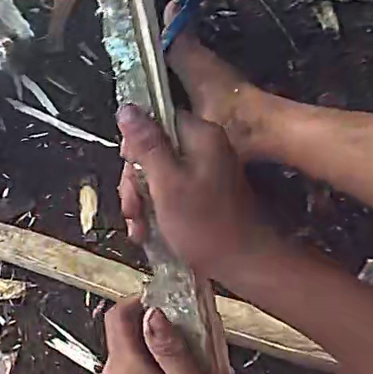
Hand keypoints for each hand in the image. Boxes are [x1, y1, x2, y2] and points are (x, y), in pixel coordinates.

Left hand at [100, 298, 240, 373]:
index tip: (171, 301)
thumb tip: (153, 312)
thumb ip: (173, 351)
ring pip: (132, 351)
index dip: (140, 301)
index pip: (117, 317)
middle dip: (154, 324)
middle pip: (124, 332)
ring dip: (159, 346)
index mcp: (124, 372)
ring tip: (196, 358)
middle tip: (192, 331)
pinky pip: (136, 371)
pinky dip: (157, 365)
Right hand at [116, 105, 284, 280]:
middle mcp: (204, 146)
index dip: (135, 143)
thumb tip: (127, 107)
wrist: (245, 266)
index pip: (155, 118)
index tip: (130, 169)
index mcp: (200, 136)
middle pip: (152, 146)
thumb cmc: (205, 225)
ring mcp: (204, 169)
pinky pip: (167, 187)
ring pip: (155, 170)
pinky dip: (153, 206)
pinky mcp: (201, 190)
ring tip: (138, 224)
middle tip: (133, 206)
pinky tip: (146, 228)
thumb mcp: (166, 181)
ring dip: (140, 197)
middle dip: (135, 178)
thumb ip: (146, 143)